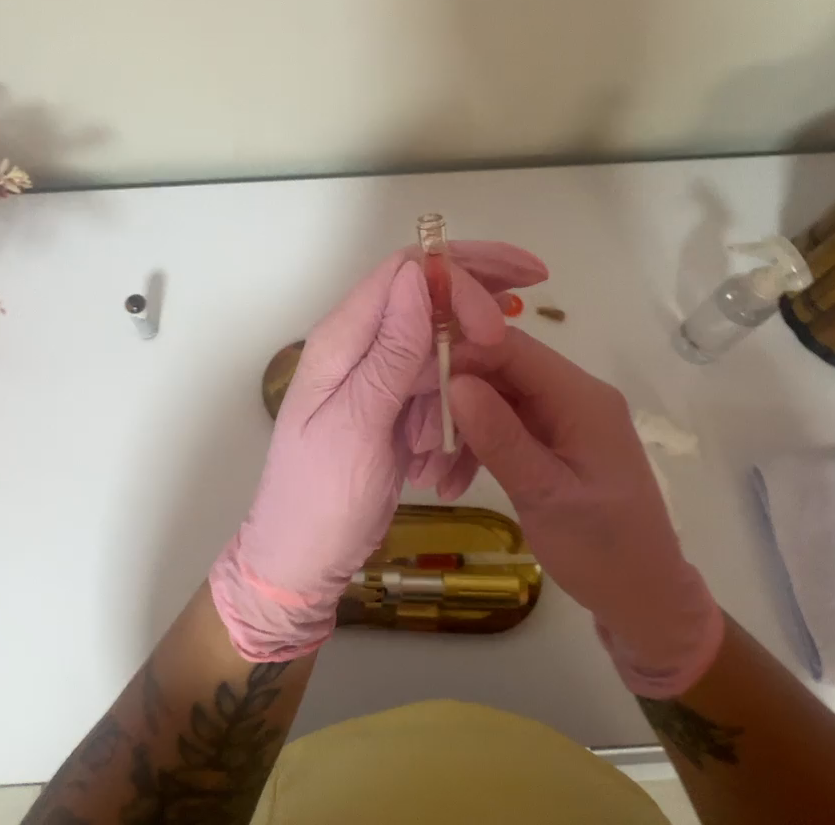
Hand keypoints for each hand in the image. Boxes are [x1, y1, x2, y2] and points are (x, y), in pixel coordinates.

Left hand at [210, 241, 547, 661]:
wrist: (301, 559)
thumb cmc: (319, 498)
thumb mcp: (356, 425)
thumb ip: (388, 352)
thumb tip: (417, 277)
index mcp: (341, 340)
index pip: (404, 274)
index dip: (459, 276)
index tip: (502, 318)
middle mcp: (358, 346)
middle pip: (424, 293)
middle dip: (478, 289)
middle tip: (533, 287)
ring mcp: (377, 377)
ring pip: (438, 342)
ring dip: (469, 364)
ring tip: (496, 382)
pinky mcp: (393, 407)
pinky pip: (437, 384)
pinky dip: (458, 404)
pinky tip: (460, 446)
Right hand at [446, 329, 723, 697]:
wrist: (644, 600)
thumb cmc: (603, 549)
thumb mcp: (545, 496)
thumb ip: (500, 438)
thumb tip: (455, 381)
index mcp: (581, 398)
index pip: (511, 347)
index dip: (460, 354)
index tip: (413, 382)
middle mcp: (573, 396)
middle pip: (499, 372)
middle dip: (451, 399)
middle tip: (413, 437)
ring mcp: (563, 420)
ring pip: (495, 401)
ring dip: (458, 430)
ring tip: (424, 470)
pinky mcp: (553, 443)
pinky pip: (504, 428)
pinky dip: (475, 450)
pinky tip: (448, 483)